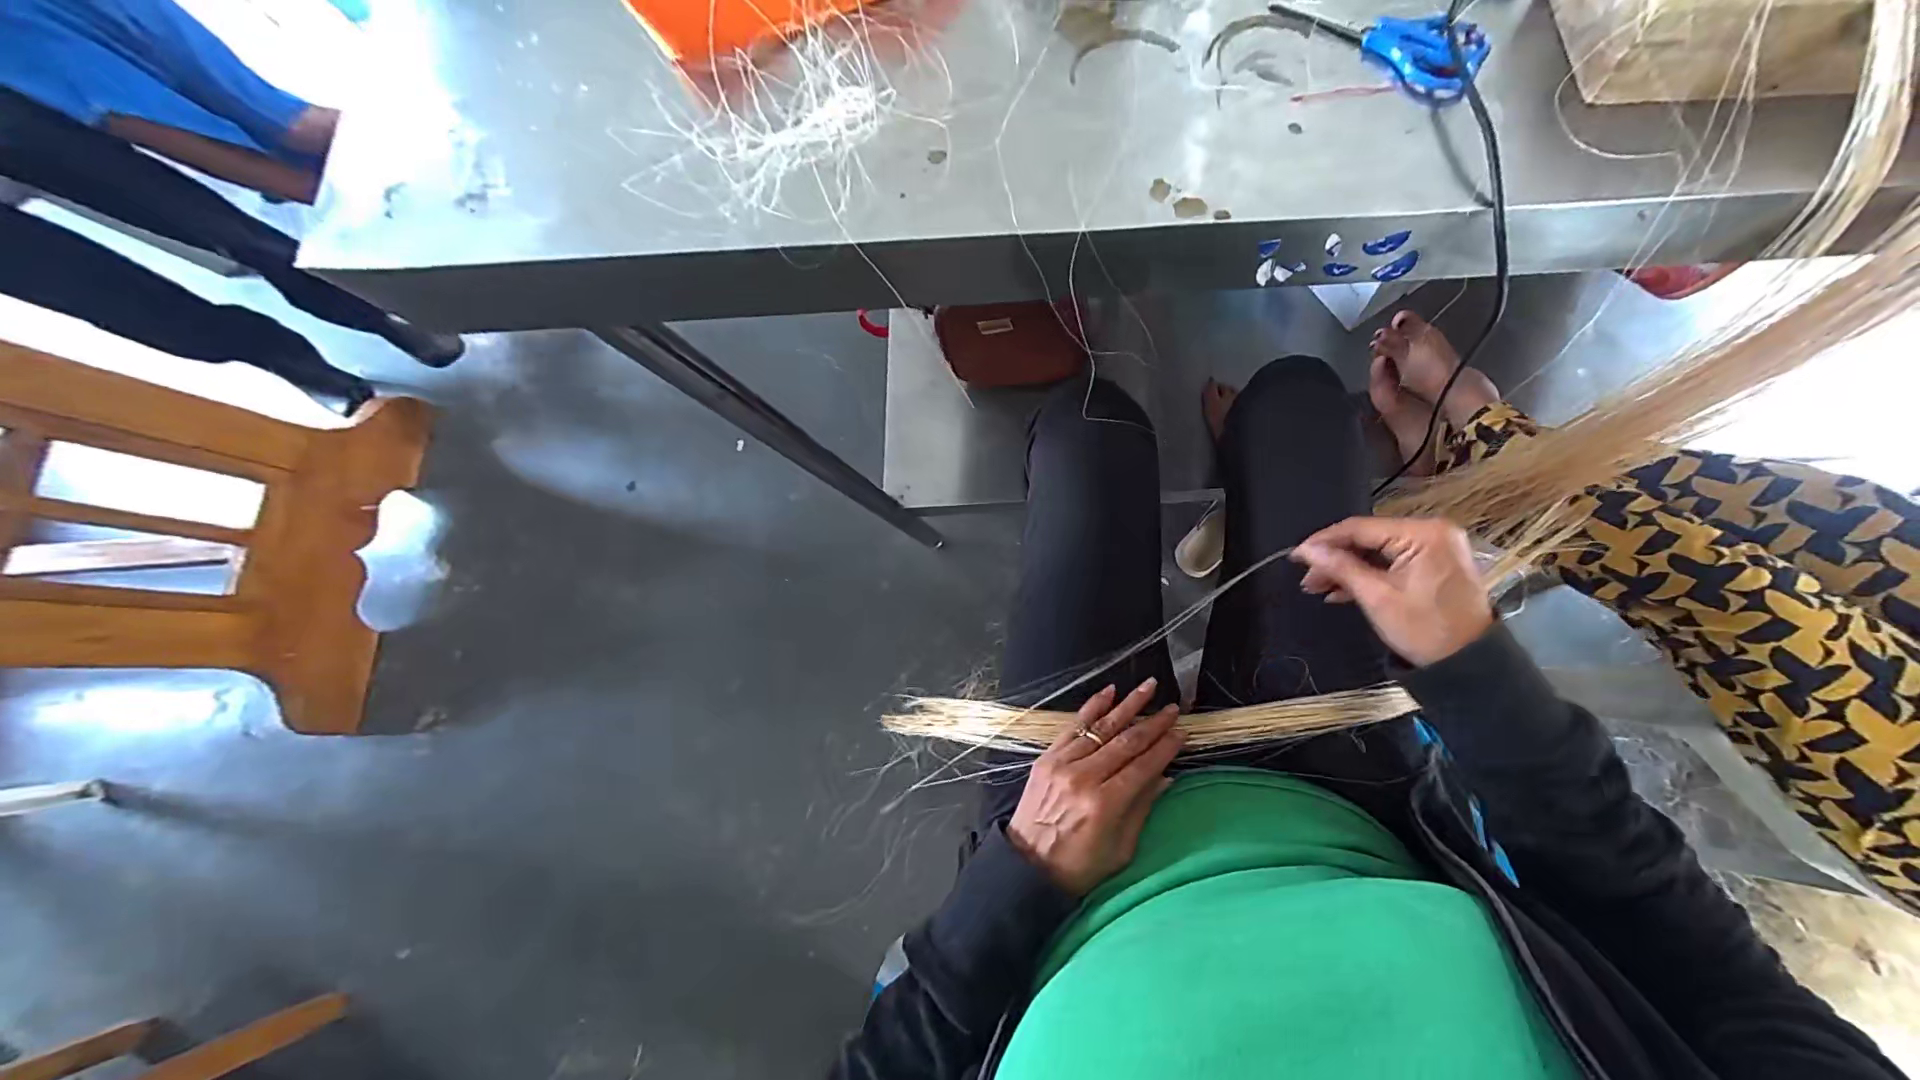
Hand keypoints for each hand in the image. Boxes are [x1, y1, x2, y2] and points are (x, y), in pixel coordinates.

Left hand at [1006, 679, 1183, 895]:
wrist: (1026, 866)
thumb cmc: (1078, 867)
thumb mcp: (1120, 850)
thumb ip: (1141, 809)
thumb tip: (1164, 777)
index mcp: (1104, 804)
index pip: (1143, 766)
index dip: (1165, 748)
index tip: (1182, 732)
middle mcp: (1083, 777)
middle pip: (1126, 742)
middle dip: (1153, 723)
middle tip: (1172, 707)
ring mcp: (1062, 764)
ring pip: (1101, 727)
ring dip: (1127, 705)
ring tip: (1148, 687)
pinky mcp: (1047, 758)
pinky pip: (1073, 727)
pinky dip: (1092, 707)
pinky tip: (1108, 692)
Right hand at [1290, 516, 1492, 666]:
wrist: (1471, 661)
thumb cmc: (1426, 629)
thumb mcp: (1376, 597)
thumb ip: (1339, 567)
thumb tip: (1307, 550)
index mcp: (1423, 534)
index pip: (1359, 527)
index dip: (1323, 541)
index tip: (1296, 555)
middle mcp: (1433, 531)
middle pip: (1368, 537)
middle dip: (1334, 558)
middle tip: (1307, 577)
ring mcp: (1436, 546)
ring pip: (1377, 550)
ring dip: (1347, 567)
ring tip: (1318, 586)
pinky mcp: (1435, 562)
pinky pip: (1392, 560)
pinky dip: (1367, 573)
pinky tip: (1342, 590)